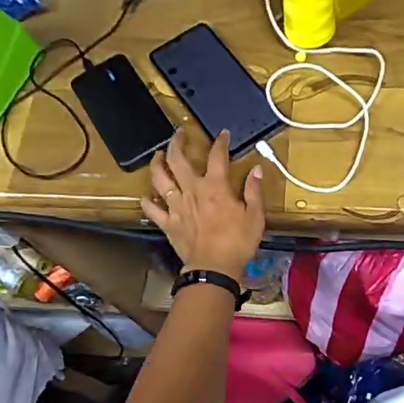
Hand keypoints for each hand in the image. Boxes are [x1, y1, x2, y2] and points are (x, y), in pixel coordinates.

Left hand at [142, 129, 264, 280]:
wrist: (214, 268)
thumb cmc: (237, 243)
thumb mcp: (255, 216)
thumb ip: (253, 190)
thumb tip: (255, 169)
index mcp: (215, 186)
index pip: (217, 155)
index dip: (220, 141)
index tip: (222, 134)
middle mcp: (192, 190)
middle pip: (177, 158)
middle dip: (176, 142)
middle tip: (178, 133)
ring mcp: (176, 206)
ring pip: (159, 178)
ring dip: (156, 163)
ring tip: (158, 156)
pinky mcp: (167, 223)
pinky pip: (151, 208)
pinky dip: (148, 200)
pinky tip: (149, 195)